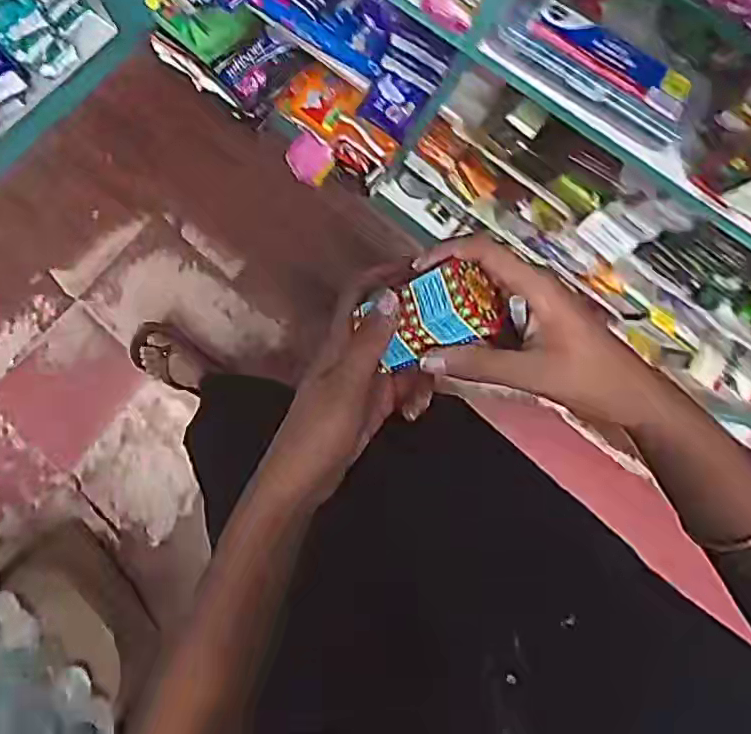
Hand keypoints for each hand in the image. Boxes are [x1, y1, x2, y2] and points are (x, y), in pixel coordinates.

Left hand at [252, 266, 431, 509]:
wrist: (301, 482)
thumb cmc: (317, 431)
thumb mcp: (348, 384)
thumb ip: (370, 341)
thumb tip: (390, 296)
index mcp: (339, 342)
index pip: (359, 293)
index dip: (383, 274)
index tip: (417, 267)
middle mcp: (351, 354)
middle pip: (388, 324)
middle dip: (417, 325)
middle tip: (449, 330)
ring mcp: (362, 380)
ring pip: (399, 358)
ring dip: (418, 368)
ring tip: (428, 389)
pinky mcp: (371, 404)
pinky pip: (399, 388)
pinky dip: (412, 394)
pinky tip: (415, 410)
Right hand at [414, 235, 676, 430]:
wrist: (637, 399)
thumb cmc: (595, 380)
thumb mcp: (532, 374)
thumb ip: (479, 365)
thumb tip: (430, 358)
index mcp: (536, 285)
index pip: (484, 249)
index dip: (447, 250)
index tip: (418, 268)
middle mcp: (535, 284)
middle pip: (481, 262)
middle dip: (445, 273)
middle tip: (415, 291)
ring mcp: (537, 299)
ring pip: (487, 284)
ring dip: (457, 293)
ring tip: (428, 311)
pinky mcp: (538, 316)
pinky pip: (497, 304)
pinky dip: (472, 312)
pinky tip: (457, 333)